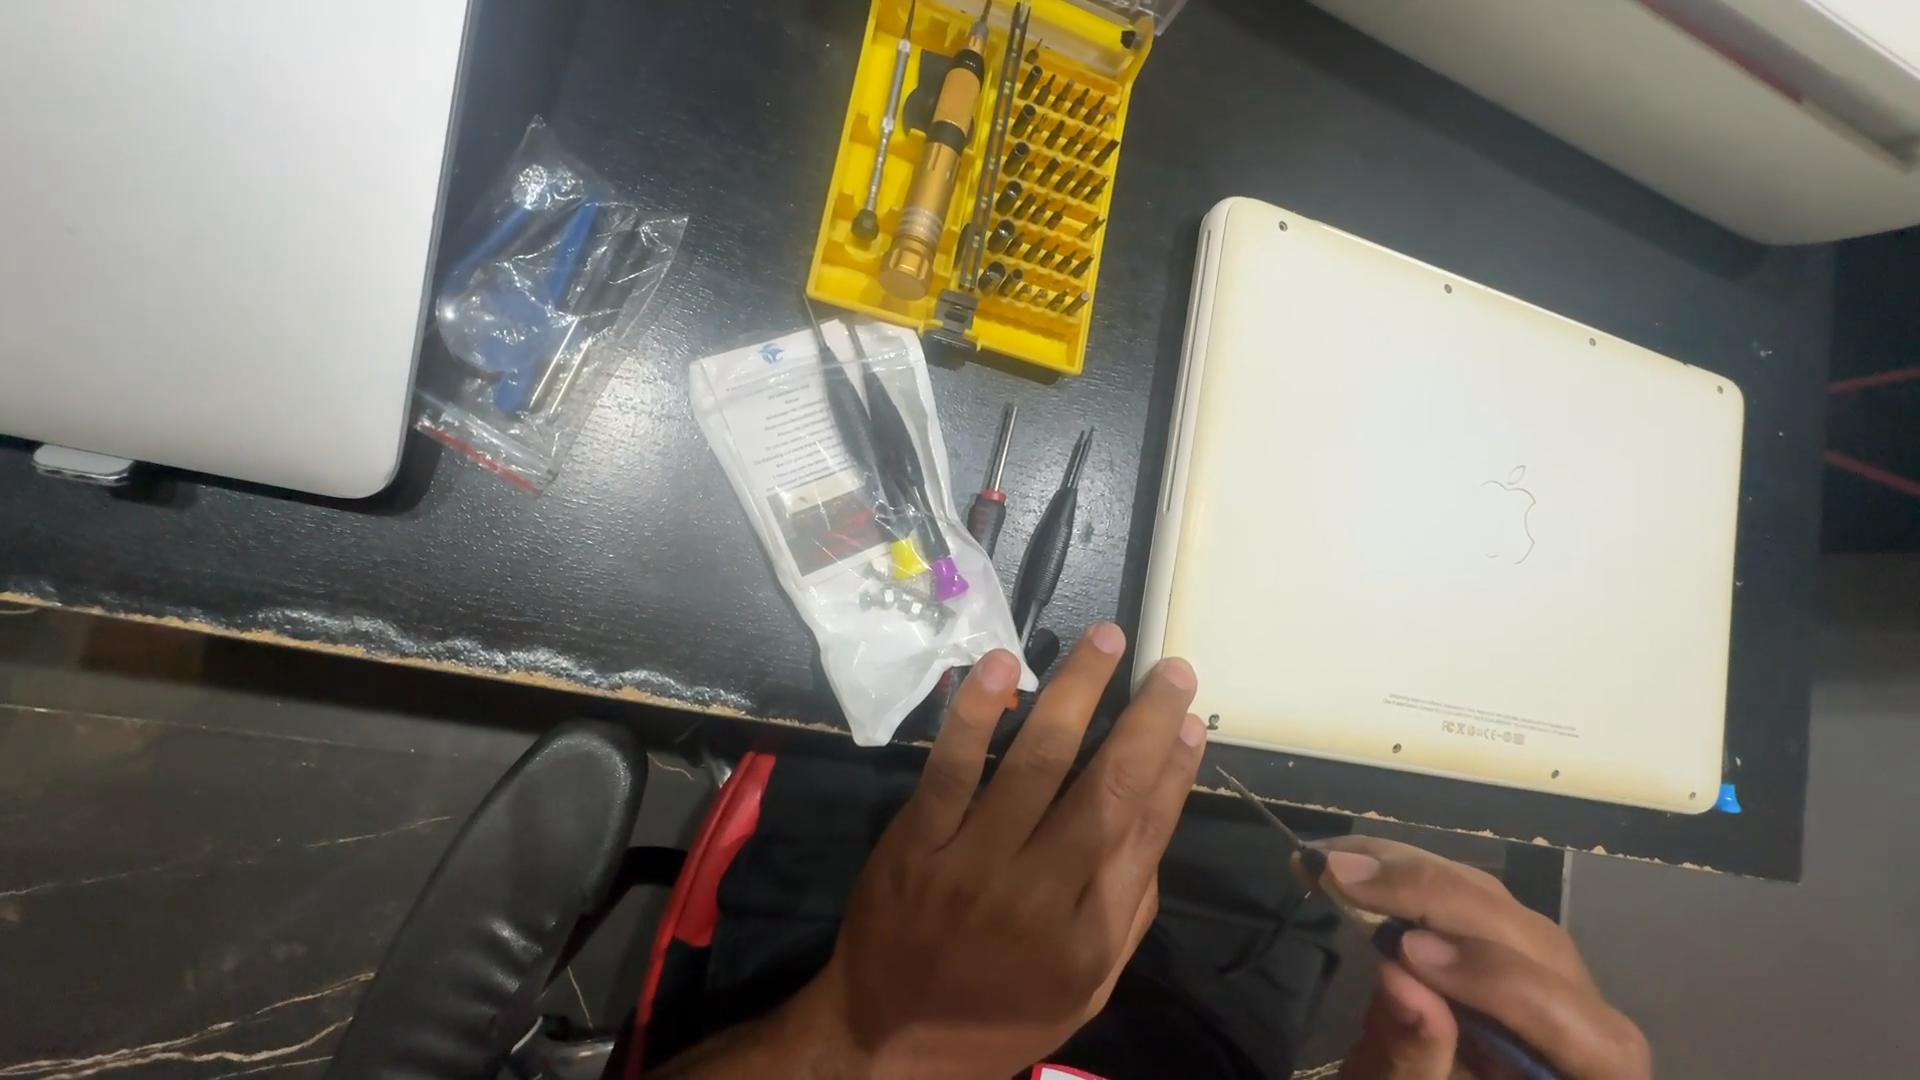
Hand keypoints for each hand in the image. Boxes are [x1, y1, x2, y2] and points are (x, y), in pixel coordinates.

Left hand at [792, 623, 1206, 1079]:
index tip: (1192, 719)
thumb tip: (1158, 817)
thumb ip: (1127, 910)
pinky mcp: (918, 840)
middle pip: (1108, 786)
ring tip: (1107, 641)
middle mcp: (1042, 892)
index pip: (1147, 831)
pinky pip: (953, 766)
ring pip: (1037, 760)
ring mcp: (975, 860)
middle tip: (1171, 667)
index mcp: (1090, 933)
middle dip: (1146, 720)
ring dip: (1077, 691)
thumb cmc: (996, 1013)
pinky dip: (978, 712)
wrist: (887, 1042)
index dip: (1176, 769)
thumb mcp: (1084, 988)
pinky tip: (1004, 664)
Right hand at [1318, 836, 1650, 1079]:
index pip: (1587, 1036)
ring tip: (1334, 859)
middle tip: (1342, 874)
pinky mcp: (1504, 945)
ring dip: (1411, 871)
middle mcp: (1591, 1027)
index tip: (1403, 951)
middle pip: (1536, 944)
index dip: (1499, 984)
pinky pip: (1469, 894)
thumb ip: (1411, 1055)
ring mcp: (1552, 978)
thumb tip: (1399, 975)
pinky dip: (1407, 871)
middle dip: (1436, 898)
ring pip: (1500, 905)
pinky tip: (1356, 861)